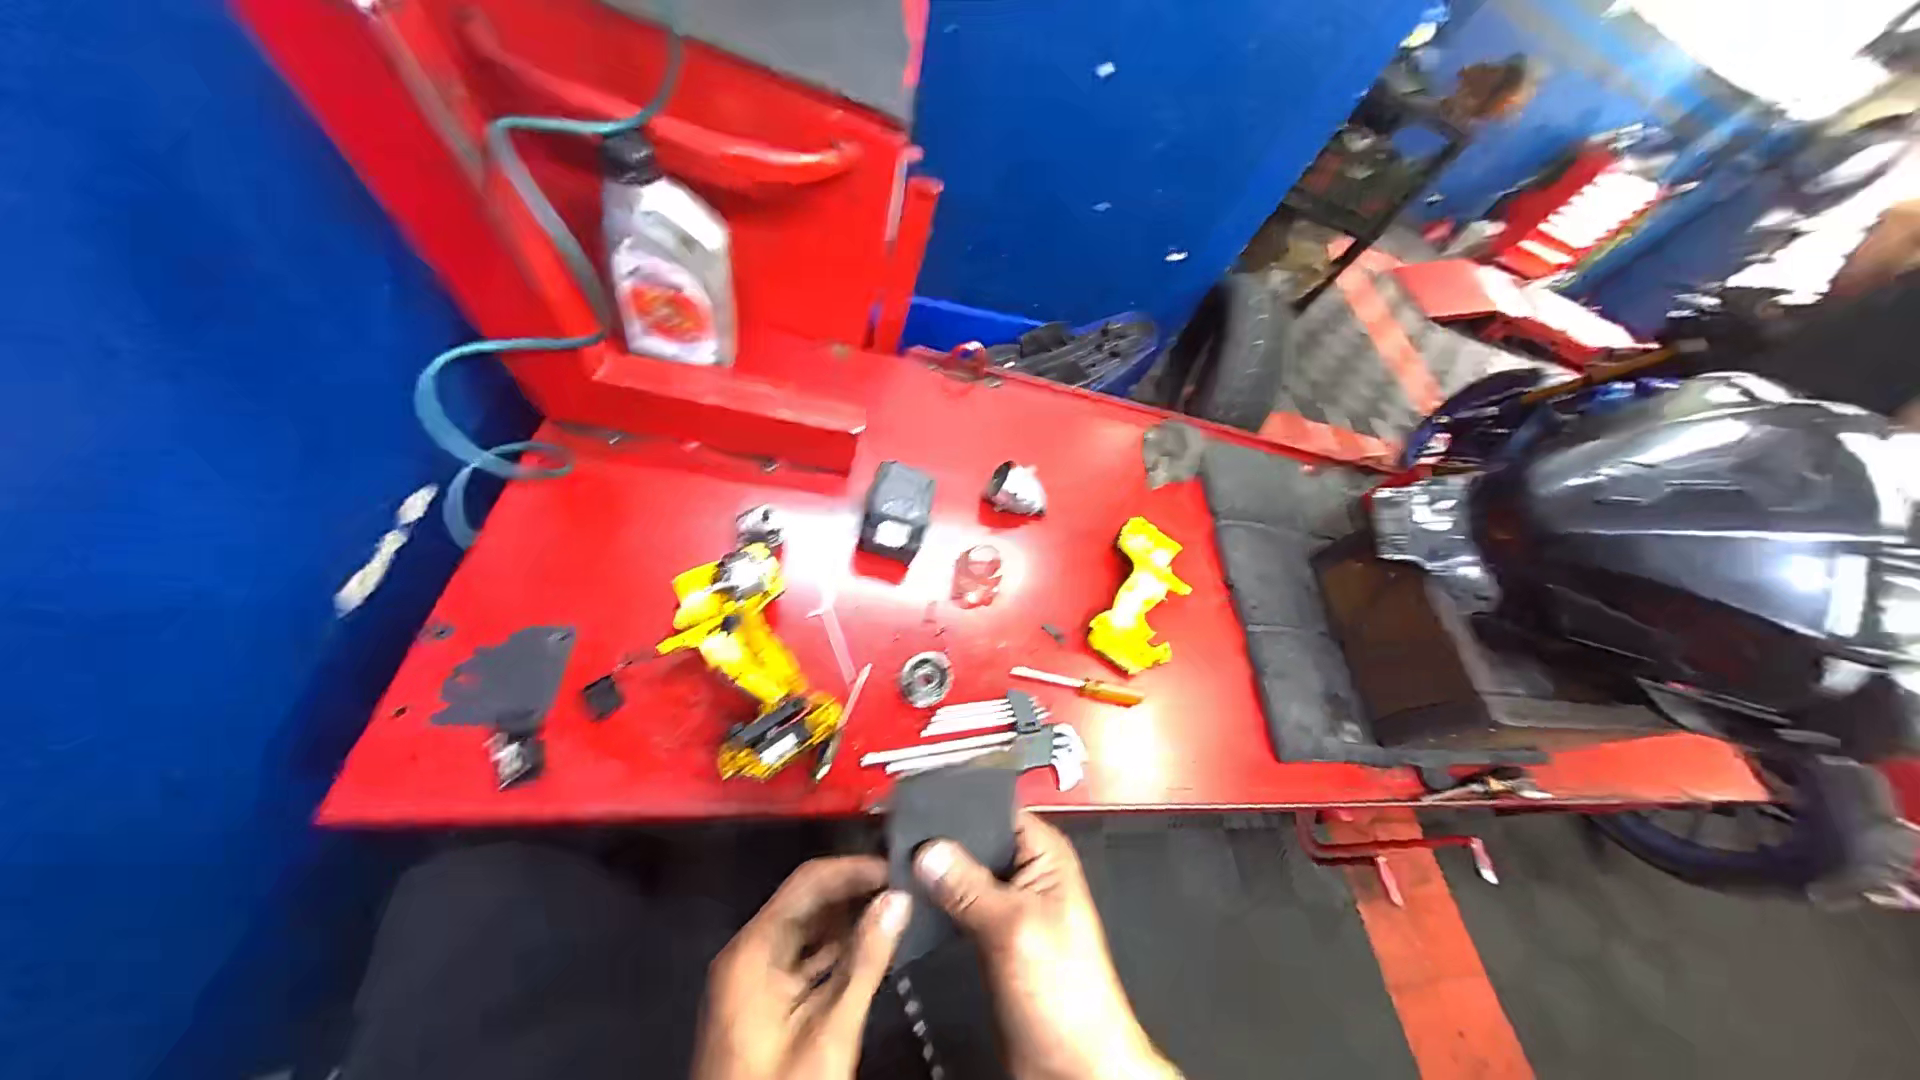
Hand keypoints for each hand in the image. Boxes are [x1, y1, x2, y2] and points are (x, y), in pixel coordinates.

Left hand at [692, 856, 910, 1079]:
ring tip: (898, 906)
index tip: (898, 867)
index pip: (808, 882)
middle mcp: (749, 954)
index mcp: (751, 951)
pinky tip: (876, 944)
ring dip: (852, 918)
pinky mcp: (768, 1003)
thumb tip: (898, 900)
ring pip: (810, 929)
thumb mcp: (828, 1034)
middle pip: (807, 901)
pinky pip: (808, 958)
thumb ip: (865, 962)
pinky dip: (841, 948)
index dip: (854, 870)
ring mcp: (756, 979)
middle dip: (856, 891)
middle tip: (906, 884)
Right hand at [916, 813, 1177, 1079]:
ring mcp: (1007, 902)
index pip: (995, 807)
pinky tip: (909, 896)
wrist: (1073, 1064)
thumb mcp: (1014, 928)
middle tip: (896, 834)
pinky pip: (956, 900)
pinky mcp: (989, 931)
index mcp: (1045, 853)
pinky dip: (935, 898)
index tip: (917, 802)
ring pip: (961, 869)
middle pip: (974, 836)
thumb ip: (969, 886)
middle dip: (938, 837)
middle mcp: (1025, 870)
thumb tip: (929, 851)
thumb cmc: (1068, 994)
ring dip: (933, 869)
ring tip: (894, 861)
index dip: (958, 802)